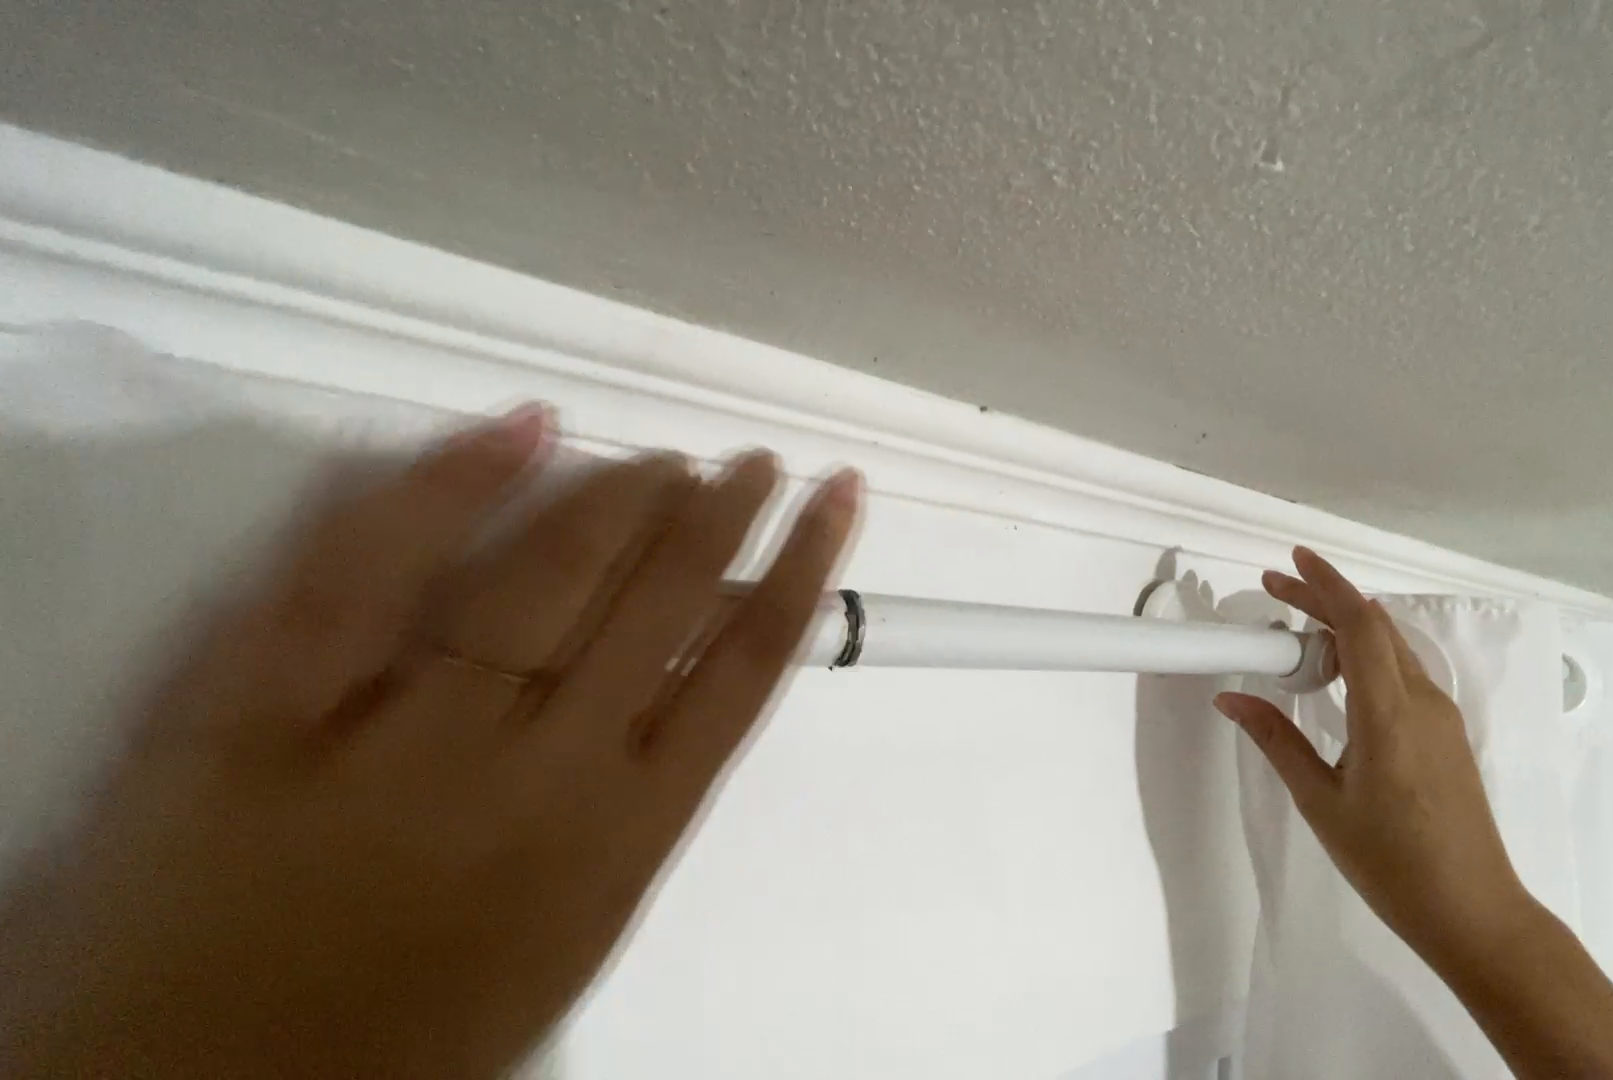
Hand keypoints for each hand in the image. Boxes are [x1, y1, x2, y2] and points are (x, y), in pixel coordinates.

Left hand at [0, 405, 862, 1078]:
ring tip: (674, 456)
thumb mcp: (588, 910)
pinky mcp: (262, 715)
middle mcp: (542, 770)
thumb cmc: (431, 1022)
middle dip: (722, 514)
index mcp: (626, 830)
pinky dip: (446, 487)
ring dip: (627, 495)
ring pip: (545, 576)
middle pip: (662, 601)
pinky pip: (364, 574)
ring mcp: (404, 736)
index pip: (746, 666)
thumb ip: (643, 788)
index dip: (803, 567)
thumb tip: (693, 660)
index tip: (836, 499)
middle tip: (754, 462)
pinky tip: (522, 426)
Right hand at [1214, 547, 1533, 971]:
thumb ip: (1277, 740)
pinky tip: (1335, 670)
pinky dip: (1363, 653)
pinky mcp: (1444, 733)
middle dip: (1325, 597)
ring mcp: (1439, 717)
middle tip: (1276, 587)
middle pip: (1375, 627)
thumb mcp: (1320, 801)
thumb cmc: (1390, 861)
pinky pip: (1400, 672)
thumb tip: (1232, 698)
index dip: (1327, 585)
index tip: (1292, 561)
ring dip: (1344, 625)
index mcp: (1389, 716)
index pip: (1361, 627)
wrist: (1475, 913)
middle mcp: (1421, 703)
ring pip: (1390, 648)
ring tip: (1296, 625)